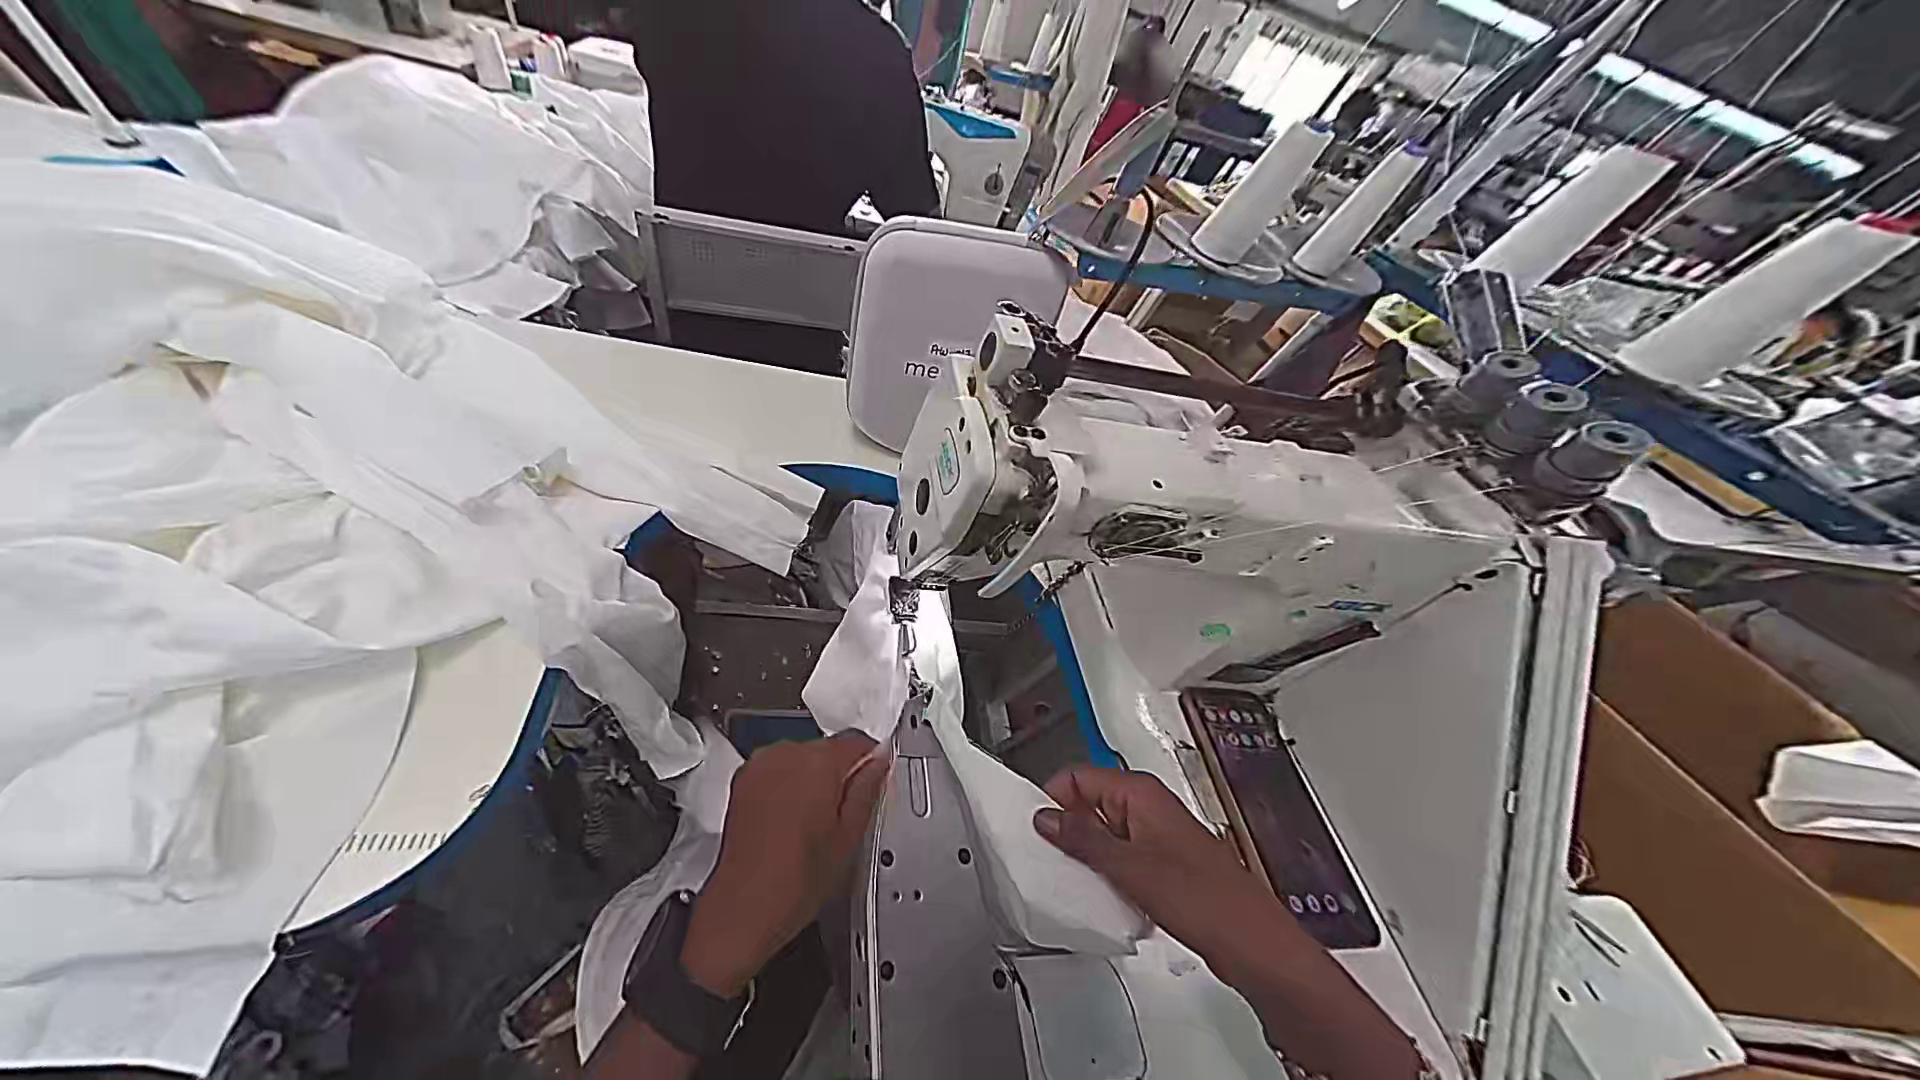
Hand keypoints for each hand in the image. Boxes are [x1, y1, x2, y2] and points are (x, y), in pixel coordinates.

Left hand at [681, 732, 889, 997]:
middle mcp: (786, 754)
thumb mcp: (849, 836)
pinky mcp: (743, 779)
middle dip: (840, 774)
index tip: (874, 778)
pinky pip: (778, 769)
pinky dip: (787, 785)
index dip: (872, 761)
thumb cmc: (791, 883)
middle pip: (828, 749)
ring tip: (813, 824)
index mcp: (817, 763)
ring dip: (812, 779)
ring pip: (803, 758)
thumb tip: (879, 763)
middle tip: (843, 814)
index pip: (857, 741)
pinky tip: (791, 822)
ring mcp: (760, 765)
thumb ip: (868, 789)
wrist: (743, 909)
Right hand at [1031, 765, 1277, 964]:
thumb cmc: (1203, 898)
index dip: (1053, 798)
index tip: (1035, 826)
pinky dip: (1106, 873)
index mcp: (1139, 792)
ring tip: (1078, 881)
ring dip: (1087, 855)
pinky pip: (1120, 858)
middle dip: (1068, 829)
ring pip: (1103, 834)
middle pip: (1089, 803)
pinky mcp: (1161, 863)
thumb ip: (1081, 837)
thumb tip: (1047, 817)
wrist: (1250, 943)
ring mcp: (1155, 835)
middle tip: (1051, 859)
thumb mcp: (1127, 865)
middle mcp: (1146, 807)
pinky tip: (1104, 896)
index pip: (1078, 777)